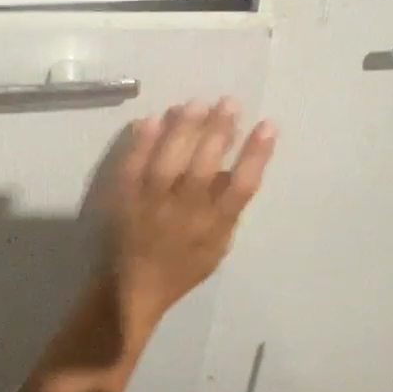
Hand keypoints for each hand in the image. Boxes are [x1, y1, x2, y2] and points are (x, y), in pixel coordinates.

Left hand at [103, 98, 276, 326]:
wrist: (132, 289)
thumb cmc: (181, 268)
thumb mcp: (217, 246)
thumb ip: (227, 209)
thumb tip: (233, 167)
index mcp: (214, 226)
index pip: (242, 186)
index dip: (257, 154)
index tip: (268, 125)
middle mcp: (185, 213)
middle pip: (206, 166)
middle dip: (220, 130)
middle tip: (229, 102)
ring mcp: (152, 205)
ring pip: (170, 161)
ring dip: (184, 129)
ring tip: (196, 103)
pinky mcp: (124, 200)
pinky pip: (134, 166)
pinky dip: (143, 142)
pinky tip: (153, 119)